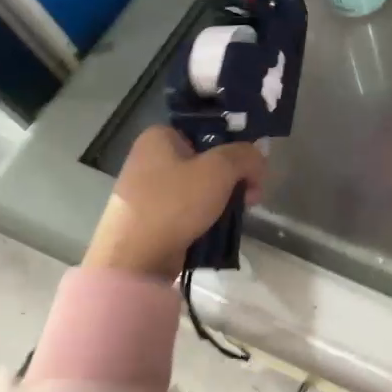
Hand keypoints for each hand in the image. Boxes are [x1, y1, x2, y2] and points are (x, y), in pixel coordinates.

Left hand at [82, 125, 267, 279]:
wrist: (134, 261)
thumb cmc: (174, 204)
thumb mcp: (220, 170)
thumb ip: (246, 155)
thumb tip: (258, 157)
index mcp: (159, 136)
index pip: (209, 129)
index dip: (237, 145)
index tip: (254, 166)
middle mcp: (150, 158)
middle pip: (208, 159)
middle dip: (235, 176)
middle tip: (252, 194)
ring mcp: (148, 190)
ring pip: (201, 186)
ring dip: (224, 197)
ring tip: (240, 213)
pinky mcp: (151, 218)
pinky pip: (189, 208)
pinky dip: (207, 215)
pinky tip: (220, 226)